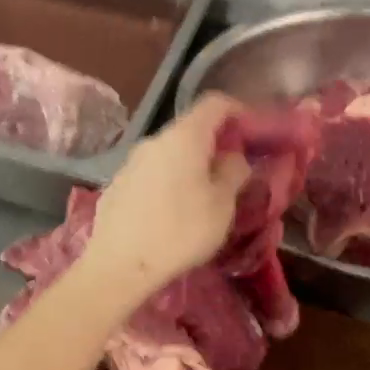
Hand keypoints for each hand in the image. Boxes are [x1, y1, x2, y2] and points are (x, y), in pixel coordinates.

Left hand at [81, 93, 250, 295]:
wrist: (119, 266)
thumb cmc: (180, 232)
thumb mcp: (222, 205)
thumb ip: (234, 172)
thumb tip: (232, 157)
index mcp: (183, 137)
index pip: (215, 103)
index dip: (240, 111)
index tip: (255, 133)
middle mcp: (152, 141)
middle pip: (190, 130)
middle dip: (215, 145)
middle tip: (234, 171)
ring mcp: (129, 164)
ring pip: (168, 155)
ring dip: (189, 166)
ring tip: (203, 196)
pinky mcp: (115, 187)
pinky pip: (150, 176)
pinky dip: (167, 183)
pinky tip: (171, 213)